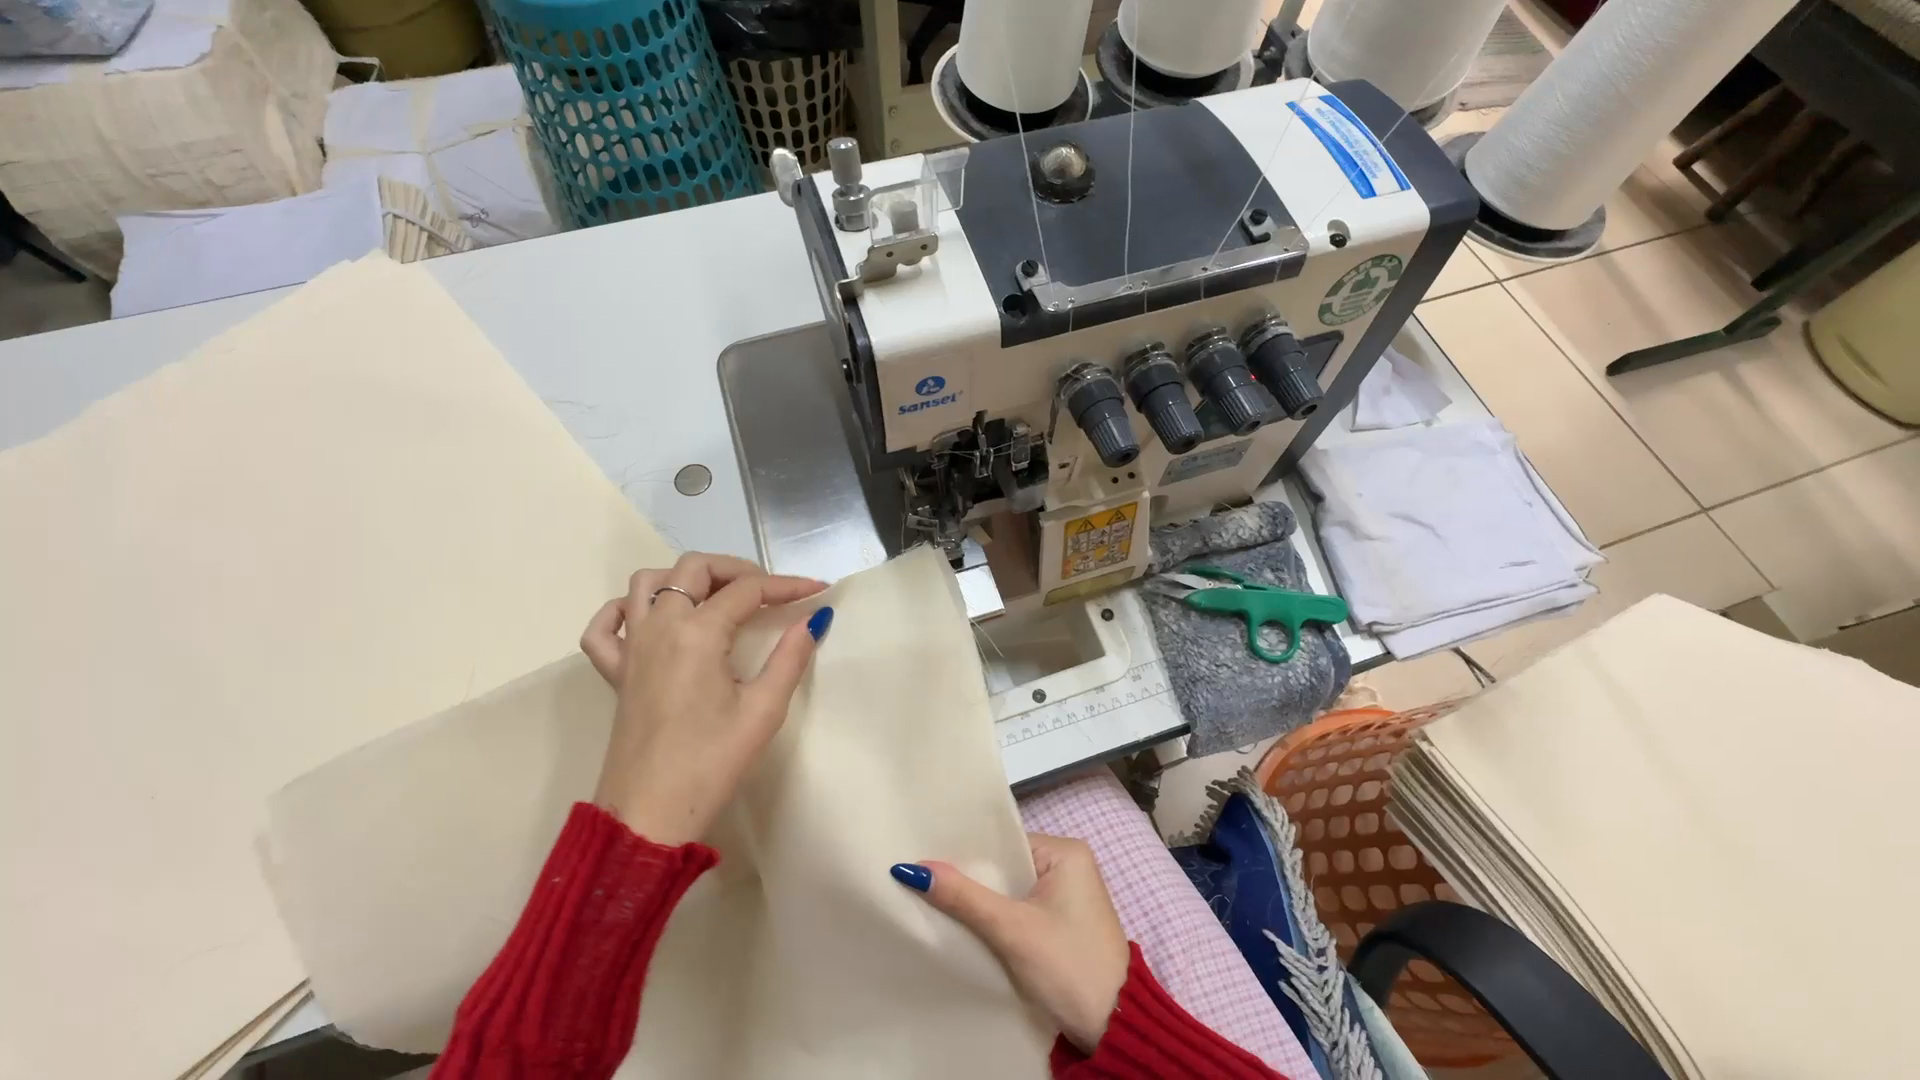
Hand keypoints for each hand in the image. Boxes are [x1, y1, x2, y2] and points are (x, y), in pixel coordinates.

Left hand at [579, 552, 829, 845]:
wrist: (651, 812)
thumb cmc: (712, 763)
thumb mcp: (763, 710)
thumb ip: (790, 657)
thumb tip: (814, 619)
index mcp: (698, 632)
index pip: (747, 590)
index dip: (786, 585)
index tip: (818, 590)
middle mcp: (660, 626)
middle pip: (694, 568)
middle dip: (736, 569)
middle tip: (768, 591)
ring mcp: (631, 647)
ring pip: (646, 583)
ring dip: (683, 578)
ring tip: (715, 598)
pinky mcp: (615, 672)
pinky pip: (605, 626)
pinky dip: (622, 610)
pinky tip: (649, 620)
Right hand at [895, 834, 1129, 1052]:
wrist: (1115, 1026)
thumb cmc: (1068, 965)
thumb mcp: (1011, 928)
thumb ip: (963, 896)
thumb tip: (911, 868)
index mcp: (1066, 852)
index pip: (1003, 842)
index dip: (966, 851)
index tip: (925, 857)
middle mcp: (1070, 866)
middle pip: (1005, 866)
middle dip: (971, 878)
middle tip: (922, 881)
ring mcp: (1068, 897)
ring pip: (1010, 891)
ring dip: (982, 902)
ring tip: (935, 901)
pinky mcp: (1063, 925)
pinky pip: (1020, 910)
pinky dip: (997, 919)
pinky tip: (967, 926)